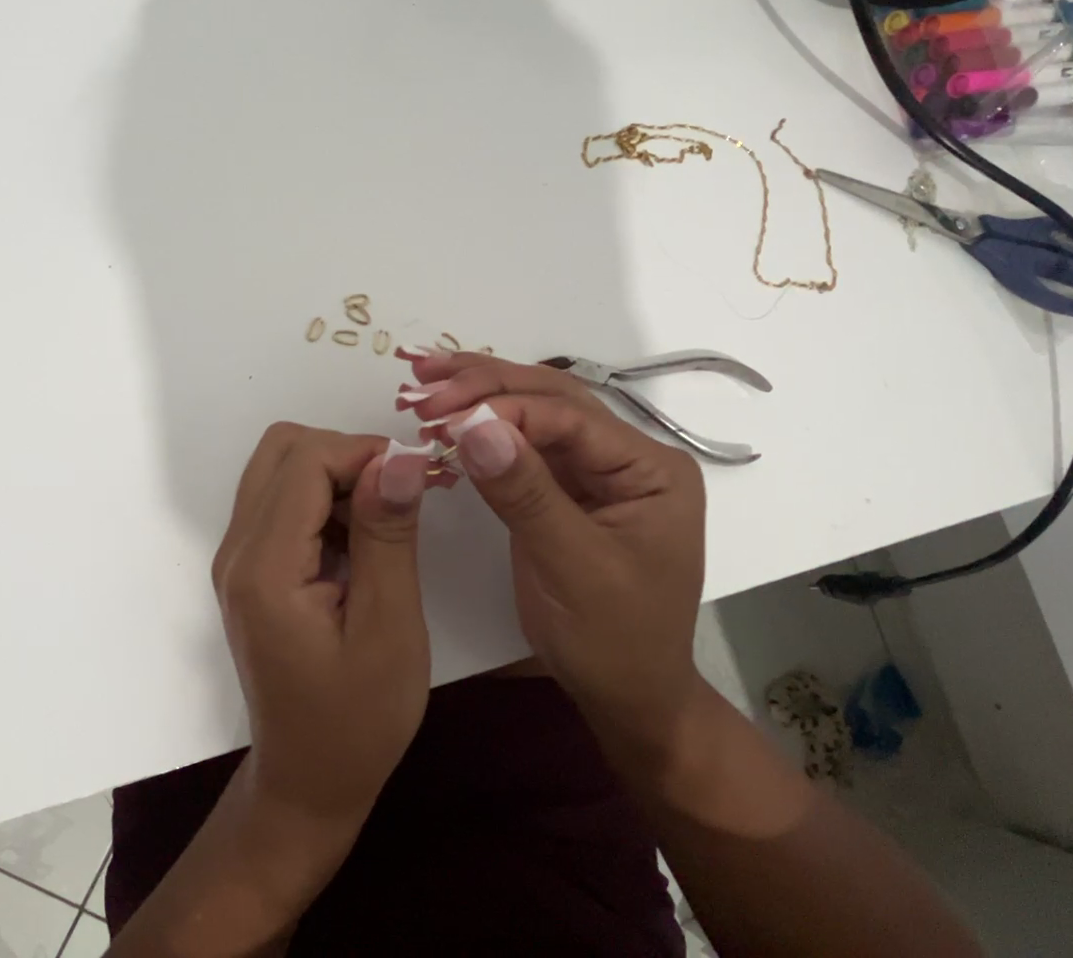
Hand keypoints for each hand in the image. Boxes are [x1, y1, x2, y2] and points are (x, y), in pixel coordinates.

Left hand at [212, 423, 432, 822]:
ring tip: (389, 521)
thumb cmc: (358, 720)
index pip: (306, 461)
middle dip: (348, 455)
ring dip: (337, 476)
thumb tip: (399, 457)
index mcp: (265, 568)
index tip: (420, 478)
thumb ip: (388, 536)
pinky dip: (325, 501)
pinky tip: (363, 544)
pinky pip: (282, 503)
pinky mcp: (250, 571)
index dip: (366, 452)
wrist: (308, 781)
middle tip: (401, 494)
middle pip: (282, 450)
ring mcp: (237, 561)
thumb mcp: (389, 629)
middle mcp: (237, 552)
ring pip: (280, 470)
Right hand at [399, 351, 706, 768]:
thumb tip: (474, 426)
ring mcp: (594, 473)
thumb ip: (526, 494)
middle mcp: (625, 459)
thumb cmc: (614, 639)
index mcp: (650, 469)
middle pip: (552, 402)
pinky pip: (522, 449)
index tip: (442, 416)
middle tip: (422, 378)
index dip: (505, 409)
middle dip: (486, 385)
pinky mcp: (564, 491)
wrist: (627, 696)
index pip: (570, 417)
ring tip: (424, 376)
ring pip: (534, 417)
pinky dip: (483, 431)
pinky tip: (447, 416)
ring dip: (480, 396)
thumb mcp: (573, 567)